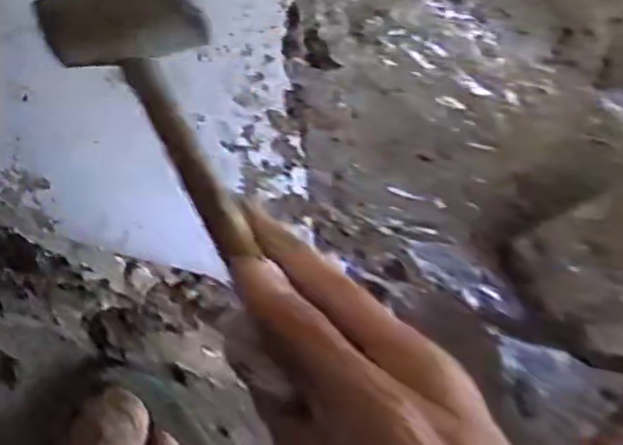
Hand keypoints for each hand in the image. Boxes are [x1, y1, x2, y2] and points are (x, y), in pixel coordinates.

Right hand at [230, 208, 509, 444]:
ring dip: (273, 389)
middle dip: (265, 341)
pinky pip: (289, 404)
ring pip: (281, 362)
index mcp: (399, 345)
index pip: (315, 270)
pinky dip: (285, 420)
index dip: (267, 236)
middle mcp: (383, 365)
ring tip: (301, 431)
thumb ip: (307, 332)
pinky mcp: (344, 427)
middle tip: (272, 386)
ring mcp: (367, 403)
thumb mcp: (371, 406)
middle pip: (288, 317)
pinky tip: (301, 437)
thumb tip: (248, 261)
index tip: (222, 201)